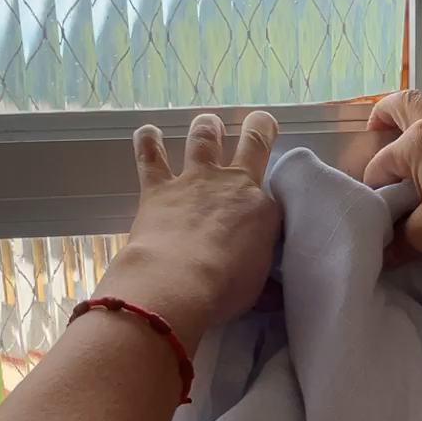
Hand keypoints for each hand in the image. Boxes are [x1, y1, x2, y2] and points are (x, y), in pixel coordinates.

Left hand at [97, 111, 281, 351]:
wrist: (179, 281)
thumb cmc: (224, 289)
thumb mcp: (256, 290)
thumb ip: (264, 285)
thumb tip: (271, 297)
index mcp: (263, 211)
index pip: (274, 199)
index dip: (270, 202)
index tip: (267, 211)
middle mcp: (234, 185)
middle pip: (254, 142)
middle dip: (259, 129)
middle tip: (260, 123)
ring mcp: (195, 181)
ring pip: (205, 137)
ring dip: (207, 127)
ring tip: (208, 123)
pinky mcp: (159, 187)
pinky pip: (152, 156)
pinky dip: (148, 141)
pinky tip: (147, 132)